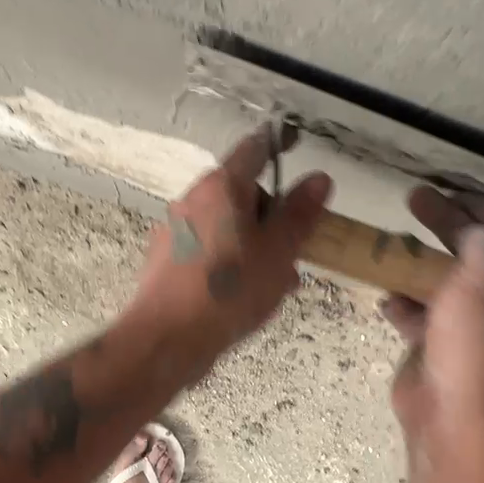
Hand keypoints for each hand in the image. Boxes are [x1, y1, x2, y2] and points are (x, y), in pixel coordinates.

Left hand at [128, 126, 332, 360]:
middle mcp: (192, 202)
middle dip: (271, 218)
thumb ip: (299, 214)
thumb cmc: (228, 292)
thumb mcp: (278, 253)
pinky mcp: (166, 266)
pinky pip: (208, 255)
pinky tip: (243, 301)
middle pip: (240, 195)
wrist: (165, 341)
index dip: (278, 143)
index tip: (296, 141)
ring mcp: (174, 235)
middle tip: (295, 250)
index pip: (254, 149)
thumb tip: (318, 179)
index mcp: (220, 188)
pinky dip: (230, 267)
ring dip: (255, 248)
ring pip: (226, 230)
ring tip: (276, 286)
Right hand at [381, 185, 483, 438]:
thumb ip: (482, 243)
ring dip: (419, 262)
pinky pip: (419, 313)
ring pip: (445, 279)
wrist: (453, 415)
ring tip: (392, 246)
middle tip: (414, 199)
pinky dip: (404, 304)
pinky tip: (388, 297)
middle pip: (478, 248)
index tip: (454, 190)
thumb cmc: (476, 344)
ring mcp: (472, 323)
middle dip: (447, 223)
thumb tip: (477, 229)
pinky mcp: (439, 344)